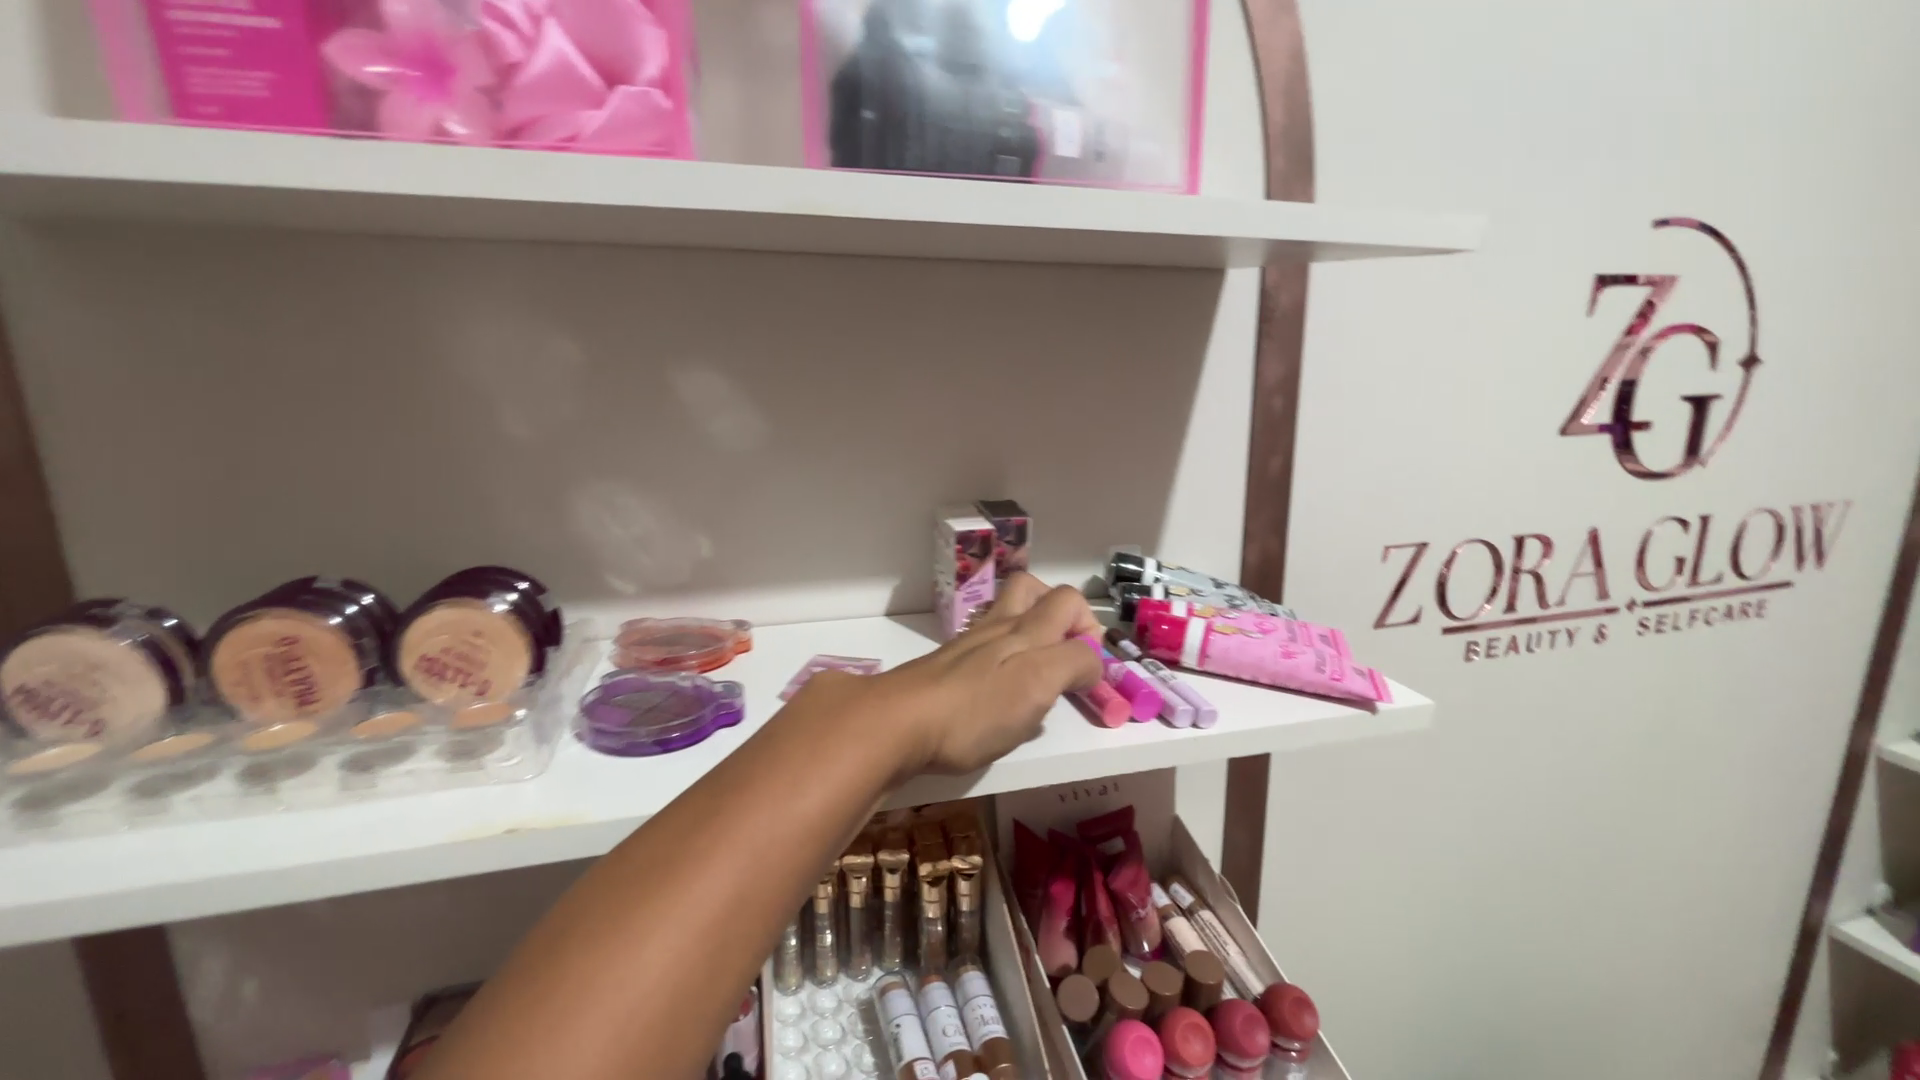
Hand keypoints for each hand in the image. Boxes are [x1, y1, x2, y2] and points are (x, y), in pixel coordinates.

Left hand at [794, 574, 1104, 780]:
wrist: (897, 724)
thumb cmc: (973, 710)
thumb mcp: (1036, 686)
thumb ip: (1072, 664)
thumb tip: (1091, 660)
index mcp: (1025, 630)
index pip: (1069, 604)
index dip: (1091, 632)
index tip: (1090, 677)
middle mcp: (997, 627)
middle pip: (1032, 591)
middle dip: (1060, 614)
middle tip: (1067, 657)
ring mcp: (968, 646)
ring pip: (1005, 615)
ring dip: (1030, 630)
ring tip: (1037, 671)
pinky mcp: (946, 668)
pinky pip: (984, 647)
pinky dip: (1002, 658)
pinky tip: (998, 691)